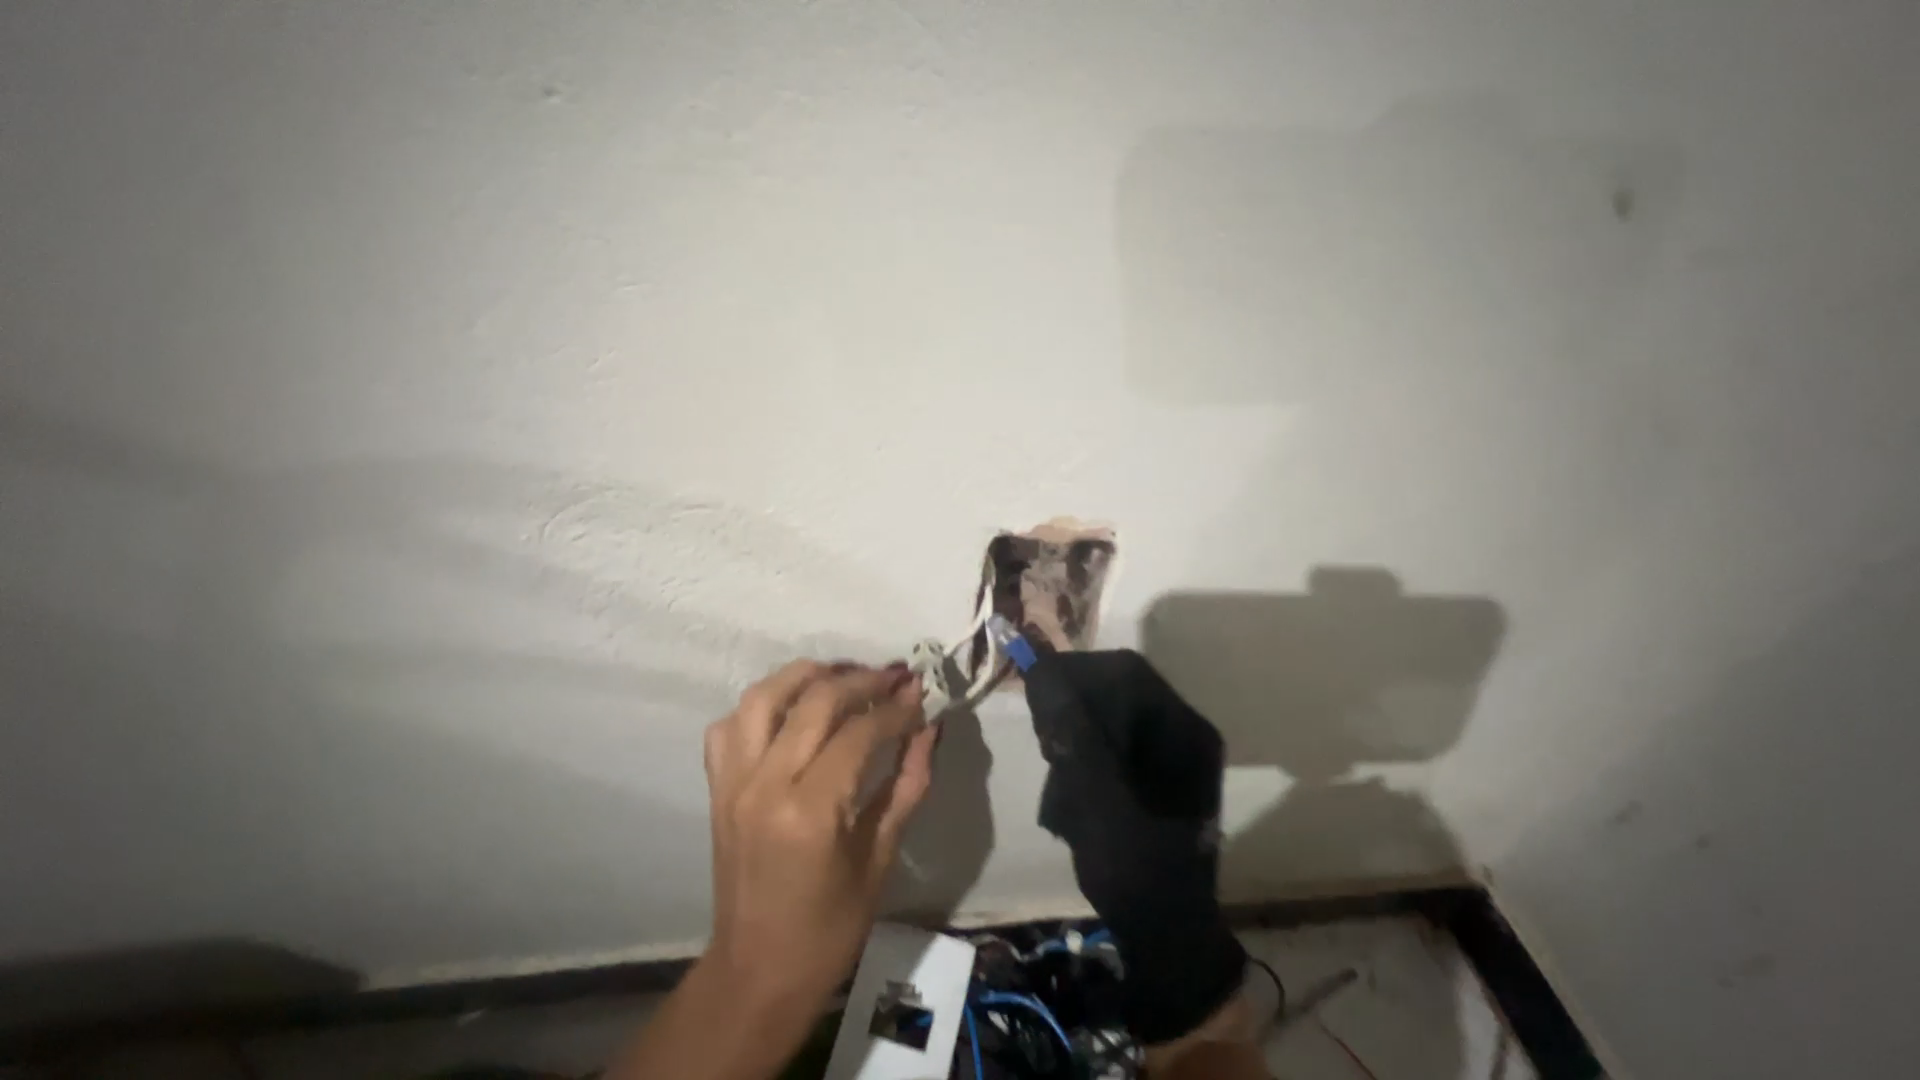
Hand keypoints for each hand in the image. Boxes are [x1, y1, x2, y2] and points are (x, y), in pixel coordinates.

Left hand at [702, 660, 938, 1012]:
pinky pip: (730, 727)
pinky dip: (759, 707)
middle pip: (815, 701)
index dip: (896, 707)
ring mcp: (733, 782)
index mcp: (810, 810)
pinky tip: (789, 712)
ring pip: (763, 697)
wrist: (758, 970)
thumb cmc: (831, 927)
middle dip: (862, 680)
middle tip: (894, 676)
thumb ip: (907, 785)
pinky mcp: (716, 788)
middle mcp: (765, 783)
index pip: (860, 732)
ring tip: (842, 675)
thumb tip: (929, 727)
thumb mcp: (881, 857)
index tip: (921, 692)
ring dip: (805, 676)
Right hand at [1022, 649, 1250, 1046]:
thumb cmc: (1136, 872)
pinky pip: (1113, 744)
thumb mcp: (1097, 802)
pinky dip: (1085, 756)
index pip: (1125, 673)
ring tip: (1056, 768)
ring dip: (1076, 733)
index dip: (1075, 673)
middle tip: (1045, 742)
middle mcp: (1184, 734)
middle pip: (1119, 691)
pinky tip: (1072, 788)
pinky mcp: (1156, 777)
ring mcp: (1173, 756)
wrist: (1166, 938)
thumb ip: (1073, 734)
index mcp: (1184, 732)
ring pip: (1111, 716)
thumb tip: (1042, 669)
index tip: (1034, 695)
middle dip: (1073, 708)